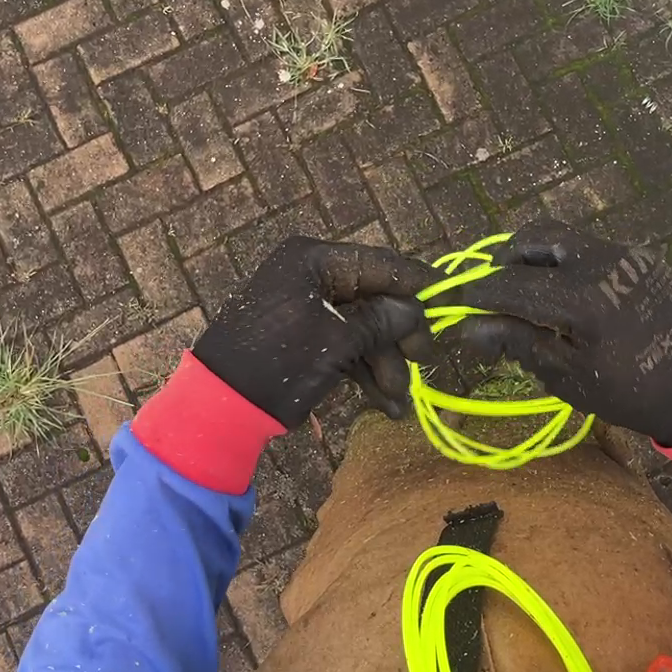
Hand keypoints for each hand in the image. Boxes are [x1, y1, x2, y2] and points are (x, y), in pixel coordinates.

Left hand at [194, 237, 436, 428]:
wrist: (220, 409)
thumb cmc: (278, 364)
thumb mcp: (336, 342)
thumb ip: (382, 322)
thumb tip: (416, 312)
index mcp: (313, 261)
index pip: (379, 264)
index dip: (418, 284)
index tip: (452, 297)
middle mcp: (311, 277)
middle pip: (373, 299)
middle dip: (398, 337)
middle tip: (423, 360)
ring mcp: (307, 308)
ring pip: (361, 329)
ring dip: (383, 364)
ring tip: (397, 400)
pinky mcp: (304, 339)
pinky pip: (344, 347)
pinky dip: (363, 372)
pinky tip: (386, 404)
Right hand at [450, 221, 671, 445]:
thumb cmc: (634, 394)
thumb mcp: (569, 377)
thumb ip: (518, 343)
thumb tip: (469, 328)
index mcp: (583, 298)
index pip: (510, 284)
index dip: (476, 293)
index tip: (455, 303)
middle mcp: (604, 261)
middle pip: (536, 237)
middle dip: (505, 259)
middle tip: (493, 290)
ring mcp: (627, 253)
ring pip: (565, 238)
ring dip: (536, 257)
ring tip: (528, 292)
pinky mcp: (643, 256)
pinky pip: (591, 249)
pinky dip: (567, 264)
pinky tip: (569, 298)